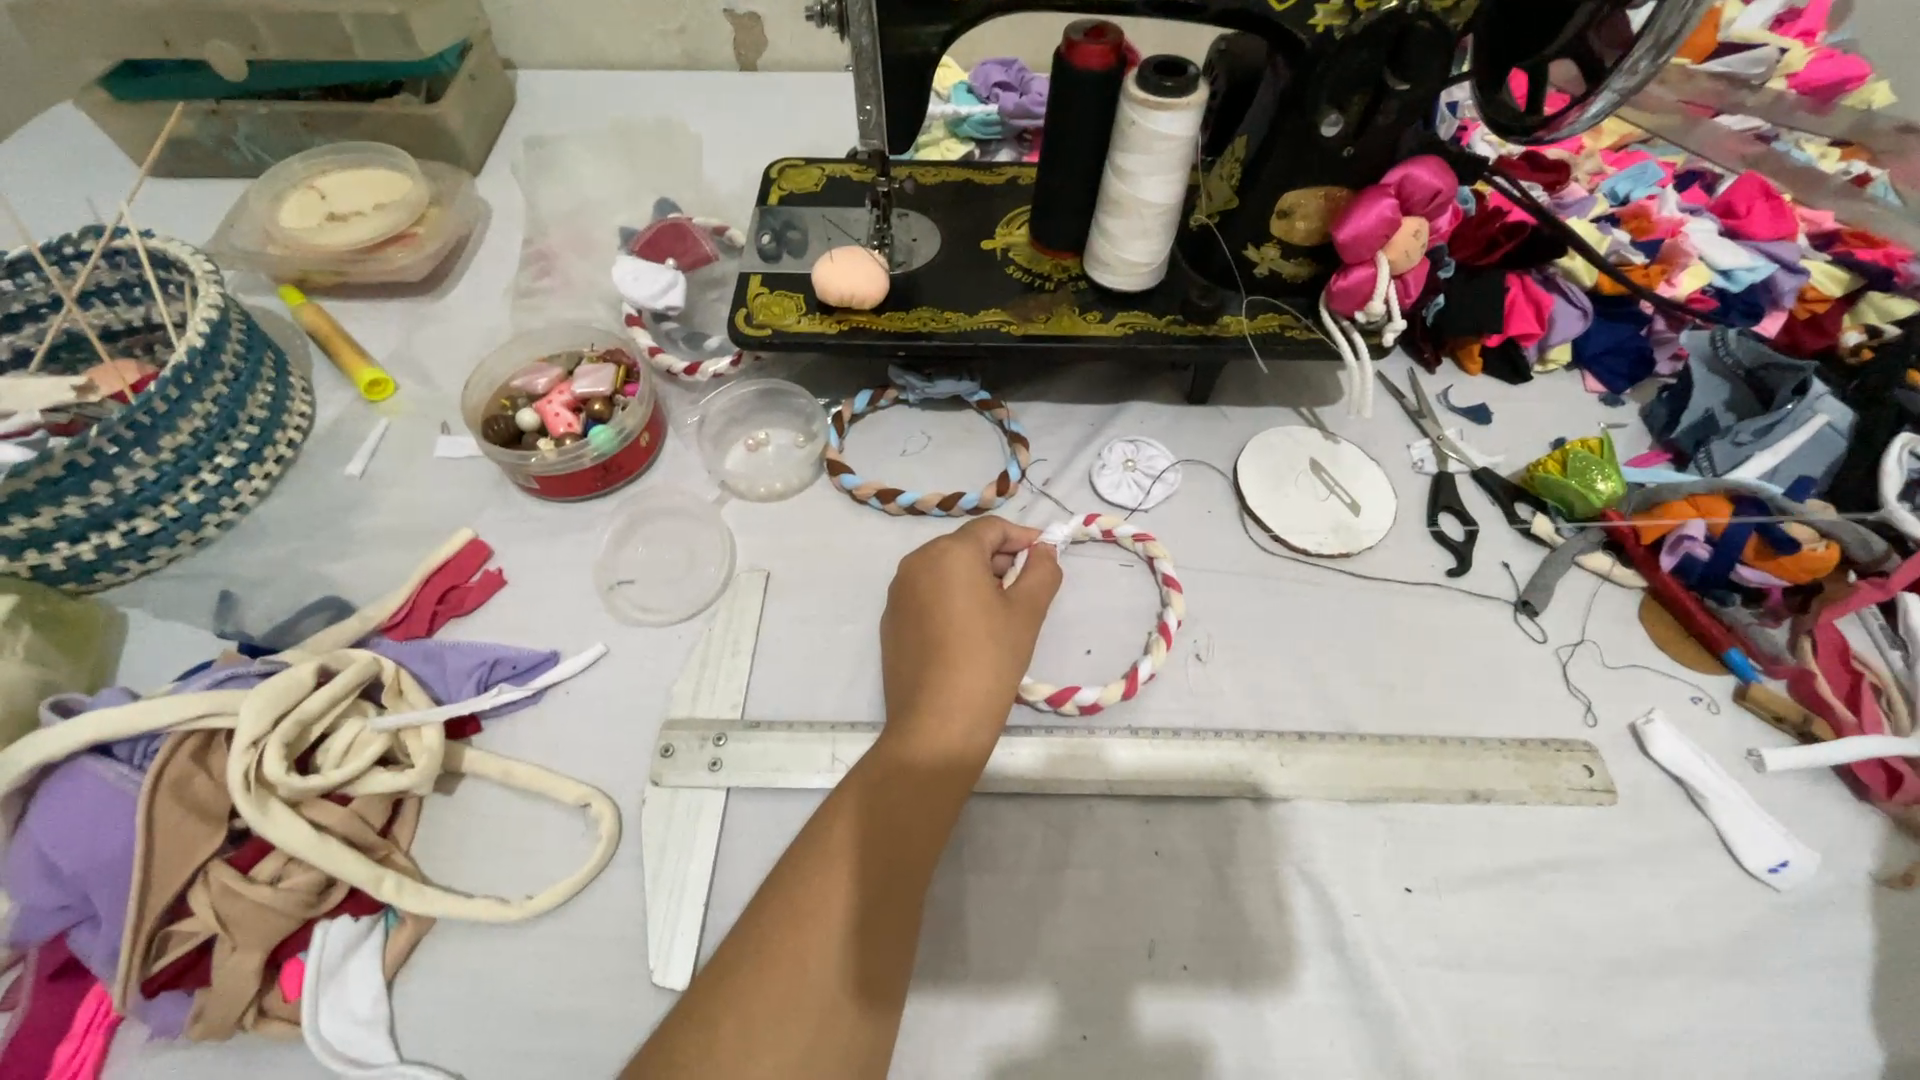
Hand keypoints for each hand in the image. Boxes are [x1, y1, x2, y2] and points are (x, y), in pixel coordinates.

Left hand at [879, 516, 1061, 761]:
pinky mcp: (891, 622)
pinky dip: (952, 601)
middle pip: (965, 547)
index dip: (1023, 538)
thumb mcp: (1027, 613)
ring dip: (976, 581)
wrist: (937, 725)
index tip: (1046, 558)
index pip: (991, 528)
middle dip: (999, 560)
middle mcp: (915, 563)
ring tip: (1001, 616)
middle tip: (1027, 592)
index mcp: (948, 552)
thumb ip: (1041, 571)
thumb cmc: (989, 661)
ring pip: (945, 572)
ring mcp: (898, 594)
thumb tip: (1042, 551)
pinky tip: (970, 635)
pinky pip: (928, 596)